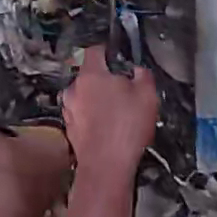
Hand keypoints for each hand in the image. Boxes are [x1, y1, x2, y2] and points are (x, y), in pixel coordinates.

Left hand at [62, 46, 157, 183]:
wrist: (106, 167)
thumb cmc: (126, 128)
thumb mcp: (147, 95)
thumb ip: (143, 75)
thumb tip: (139, 70)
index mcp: (91, 74)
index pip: (95, 50)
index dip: (109, 51)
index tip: (118, 56)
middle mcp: (74, 89)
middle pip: (89, 74)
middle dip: (105, 78)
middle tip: (124, 88)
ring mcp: (69, 109)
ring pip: (85, 95)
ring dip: (98, 98)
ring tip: (118, 110)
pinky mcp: (70, 128)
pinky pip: (82, 114)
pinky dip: (93, 116)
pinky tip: (109, 126)